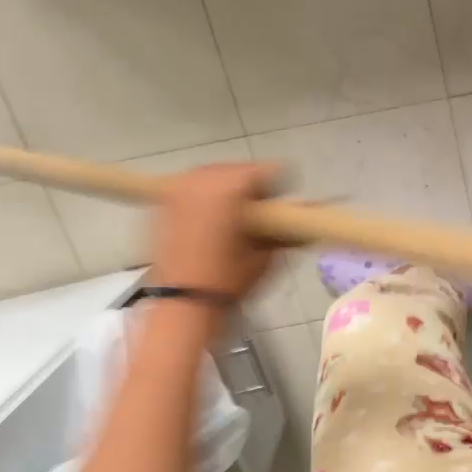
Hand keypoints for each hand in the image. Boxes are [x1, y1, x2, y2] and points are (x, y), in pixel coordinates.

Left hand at [148, 164, 277, 297]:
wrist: (183, 300)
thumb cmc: (230, 279)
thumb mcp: (266, 255)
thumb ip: (287, 229)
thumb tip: (309, 214)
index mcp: (232, 187)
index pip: (267, 171)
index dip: (279, 189)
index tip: (283, 209)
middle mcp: (203, 178)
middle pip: (236, 170)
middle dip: (250, 187)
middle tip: (260, 213)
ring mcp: (177, 188)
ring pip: (211, 177)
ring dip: (226, 191)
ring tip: (234, 216)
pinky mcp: (161, 202)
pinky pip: (190, 189)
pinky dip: (203, 198)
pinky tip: (209, 220)